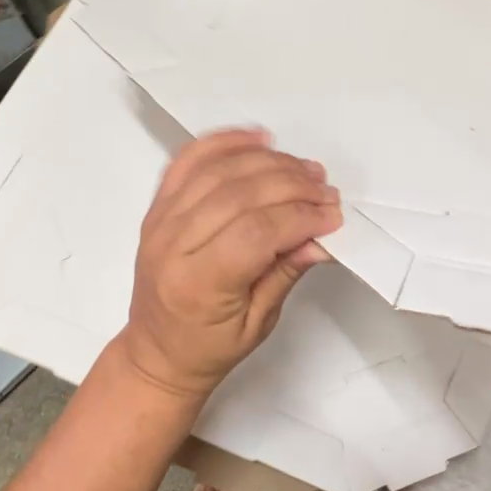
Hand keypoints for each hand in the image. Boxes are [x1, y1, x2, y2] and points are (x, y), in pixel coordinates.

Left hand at [118, 129, 342, 398]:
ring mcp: (159, 220)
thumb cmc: (210, 347)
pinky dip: (225, 143)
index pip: (255, 233)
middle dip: (291, 186)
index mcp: (198, 284)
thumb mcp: (259, 323)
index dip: (299, 217)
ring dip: (268, 163)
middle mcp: (172, 245)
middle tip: (326, 190)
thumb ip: (286, 273)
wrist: (157, 350)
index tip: (333, 216)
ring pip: (218, 171)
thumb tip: (320, 238)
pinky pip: (189, 160)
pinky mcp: (157, 206)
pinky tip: (259, 139)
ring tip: (305, 169)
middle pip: (238, 194)